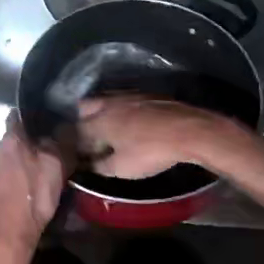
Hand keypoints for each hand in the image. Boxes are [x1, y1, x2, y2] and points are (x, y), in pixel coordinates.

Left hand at [0, 116, 68, 263]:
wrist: (8, 236)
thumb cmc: (36, 201)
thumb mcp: (57, 170)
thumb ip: (57, 143)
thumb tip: (57, 127)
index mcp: (13, 141)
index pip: (17, 118)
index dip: (28, 121)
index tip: (38, 127)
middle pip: (8, 141)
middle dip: (20, 147)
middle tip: (33, 160)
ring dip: (8, 164)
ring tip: (20, 180)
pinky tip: (7, 193)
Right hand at [76, 96, 242, 179]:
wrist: (189, 130)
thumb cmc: (151, 151)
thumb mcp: (121, 168)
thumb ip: (100, 166)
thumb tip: (89, 165)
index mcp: (99, 120)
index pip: (75, 130)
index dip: (73, 144)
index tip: (77, 155)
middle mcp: (109, 103)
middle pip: (86, 107)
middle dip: (83, 122)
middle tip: (90, 139)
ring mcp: (130, 95)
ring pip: (106, 101)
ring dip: (102, 114)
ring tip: (109, 132)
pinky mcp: (148, 95)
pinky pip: (125, 101)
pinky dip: (121, 111)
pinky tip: (131, 124)